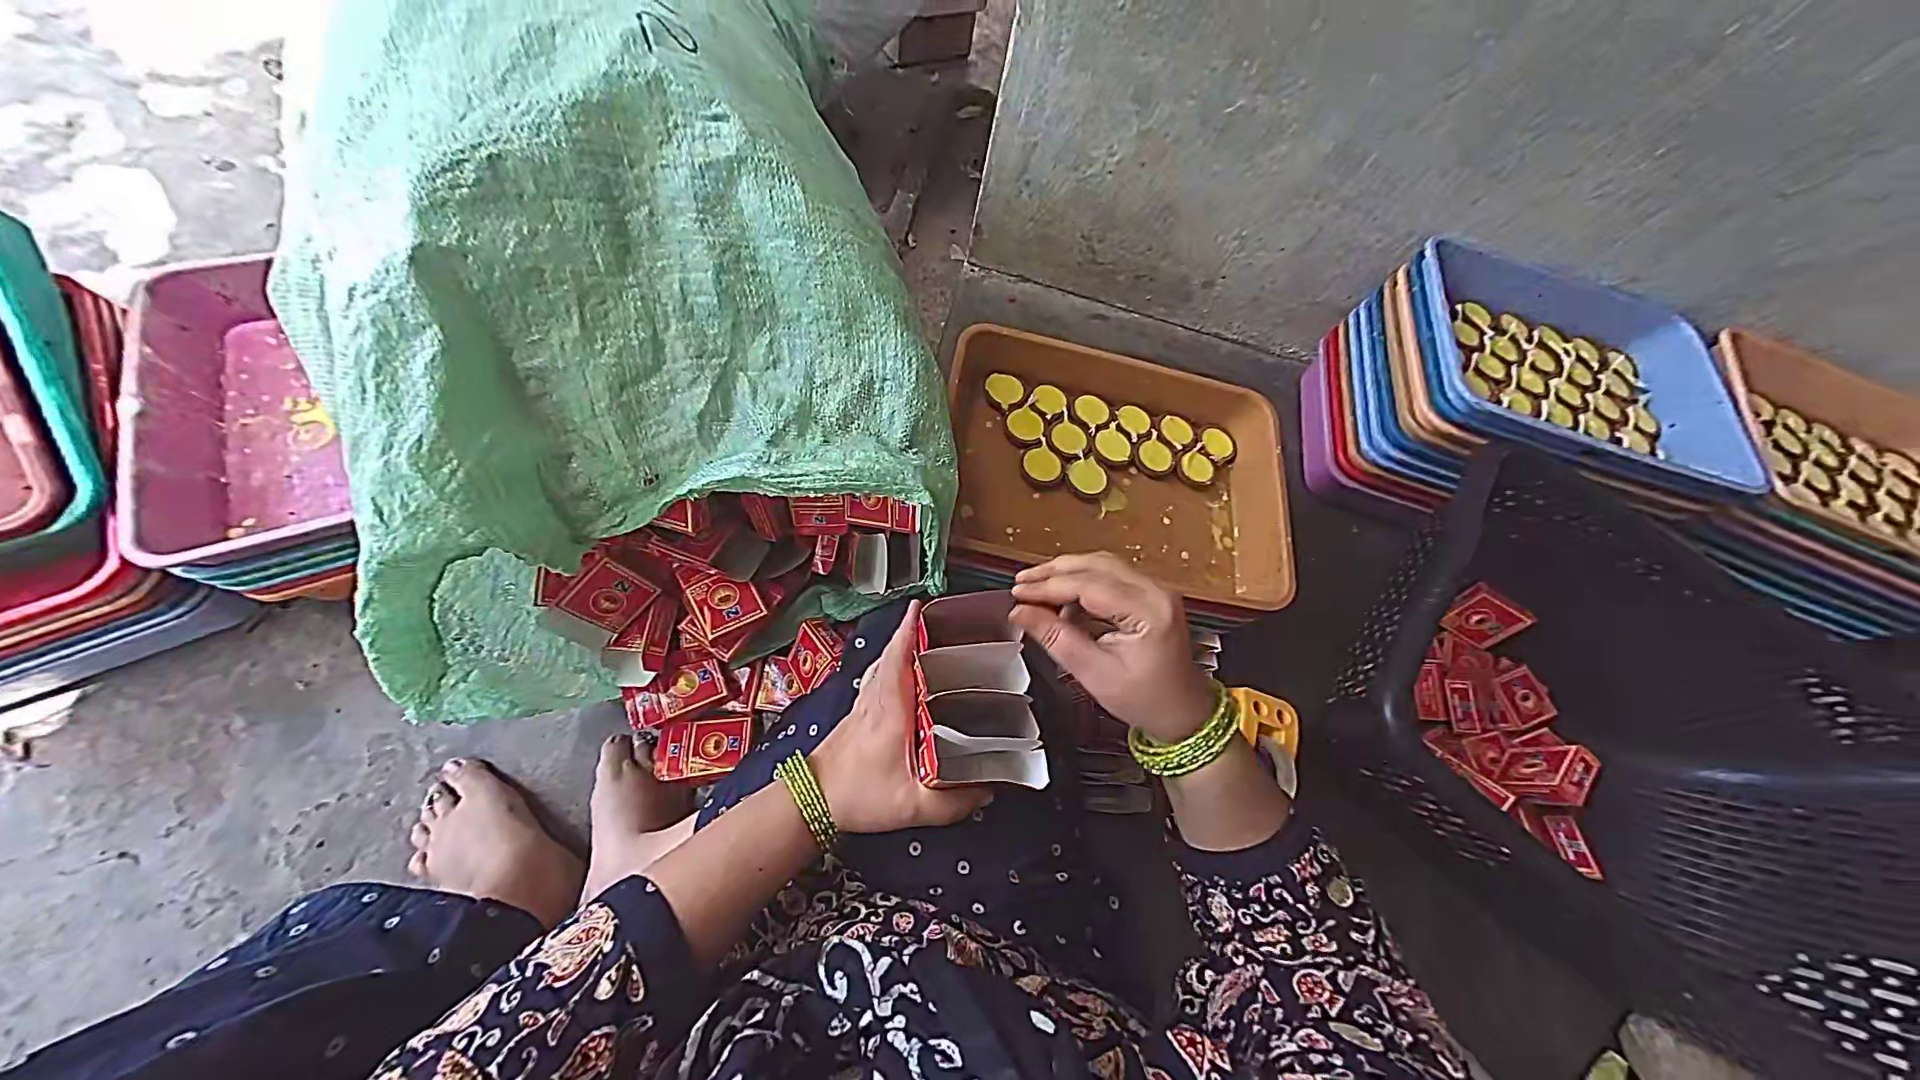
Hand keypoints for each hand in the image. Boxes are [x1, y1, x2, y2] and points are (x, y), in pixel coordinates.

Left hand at [808, 601, 991, 833]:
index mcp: (890, 711)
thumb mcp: (912, 806)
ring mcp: (864, 705)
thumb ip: (953, 802)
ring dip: (900, 646)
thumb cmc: (856, 796)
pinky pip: (878, 678)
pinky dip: (891, 664)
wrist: (812, 800)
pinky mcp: (859, 714)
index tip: (919, 607)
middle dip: (912, 632)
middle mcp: (875, 700)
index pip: (898, 659)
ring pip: (883, 664)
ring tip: (925, 638)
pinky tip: (904, 673)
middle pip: (892, 654)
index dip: (908, 631)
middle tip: (936, 618)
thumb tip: (987, 790)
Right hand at [1009, 552, 1216, 742]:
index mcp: (1149, 611)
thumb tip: (1021, 612)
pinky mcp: (1149, 593)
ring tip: (1035, 588)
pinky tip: (1061, 599)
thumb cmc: (1146, 699)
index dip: (1048, 587)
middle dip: (1054, 572)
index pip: (1088, 585)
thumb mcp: (1094, 673)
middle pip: (1095, 565)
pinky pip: (1110, 575)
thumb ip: (1055, 638)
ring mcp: (1156, 589)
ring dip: (1066, 573)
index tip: (1019, 593)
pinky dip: (1081, 582)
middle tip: (1021, 584)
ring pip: (1101, 565)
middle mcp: (1157, 591)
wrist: (1182, 711)